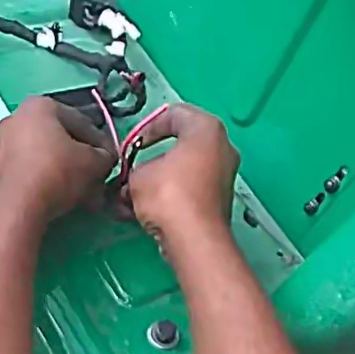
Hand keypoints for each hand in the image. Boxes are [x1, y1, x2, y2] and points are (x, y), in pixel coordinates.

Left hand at [0, 96, 117, 229]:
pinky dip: (50, 182)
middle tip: (98, 178)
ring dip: (68, 173)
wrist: (16, 208)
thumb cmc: (57, 174)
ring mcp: (4, 144)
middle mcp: (18, 118)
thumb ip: (105, 156)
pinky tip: (64, 198)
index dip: (102, 142)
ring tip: (84, 193)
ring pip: (48, 157)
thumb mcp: (93, 163)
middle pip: (62, 139)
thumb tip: (105, 158)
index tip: (112, 160)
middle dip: (83, 159)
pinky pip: (33, 171)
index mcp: (41, 105)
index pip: (82, 121)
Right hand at [122, 104, 239, 247]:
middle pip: (180, 147)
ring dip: (157, 183)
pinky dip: (168, 199)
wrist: (194, 239)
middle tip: (132, 172)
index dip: (146, 128)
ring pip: (182, 173)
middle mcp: (222, 148)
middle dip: (151, 161)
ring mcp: (223, 177)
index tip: (131, 146)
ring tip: (132, 199)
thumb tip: (136, 178)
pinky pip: (189, 192)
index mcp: (206, 129)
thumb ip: (135, 169)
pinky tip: (146, 213)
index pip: (174, 114)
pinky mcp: (218, 202)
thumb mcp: (138, 175)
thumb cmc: (168, 194)